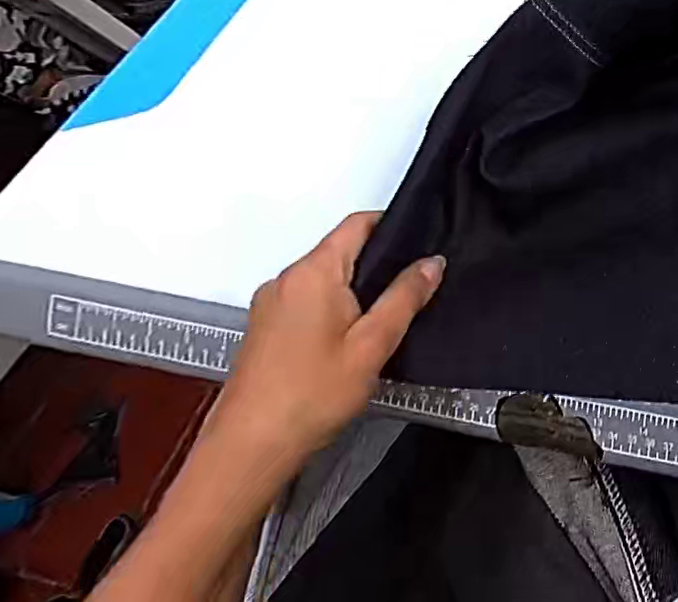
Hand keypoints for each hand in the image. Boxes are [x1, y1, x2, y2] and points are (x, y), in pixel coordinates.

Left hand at [203, 212, 443, 471]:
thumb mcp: (374, 342)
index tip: (424, 235)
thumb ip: (407, 295)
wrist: (245, 456)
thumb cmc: (307, 399)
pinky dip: (339, 305)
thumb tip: (432, 262)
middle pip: (343, 249)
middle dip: (382, 258)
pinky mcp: (266, 329)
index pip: (357, 223)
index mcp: (311, 274)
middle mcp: (284, 282)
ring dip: (360, 285)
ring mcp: (270, 306)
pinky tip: (359, 335)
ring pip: (329, 276)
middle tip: (418, 278)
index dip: (394, 222)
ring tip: (392, 311)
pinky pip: (312, 299)